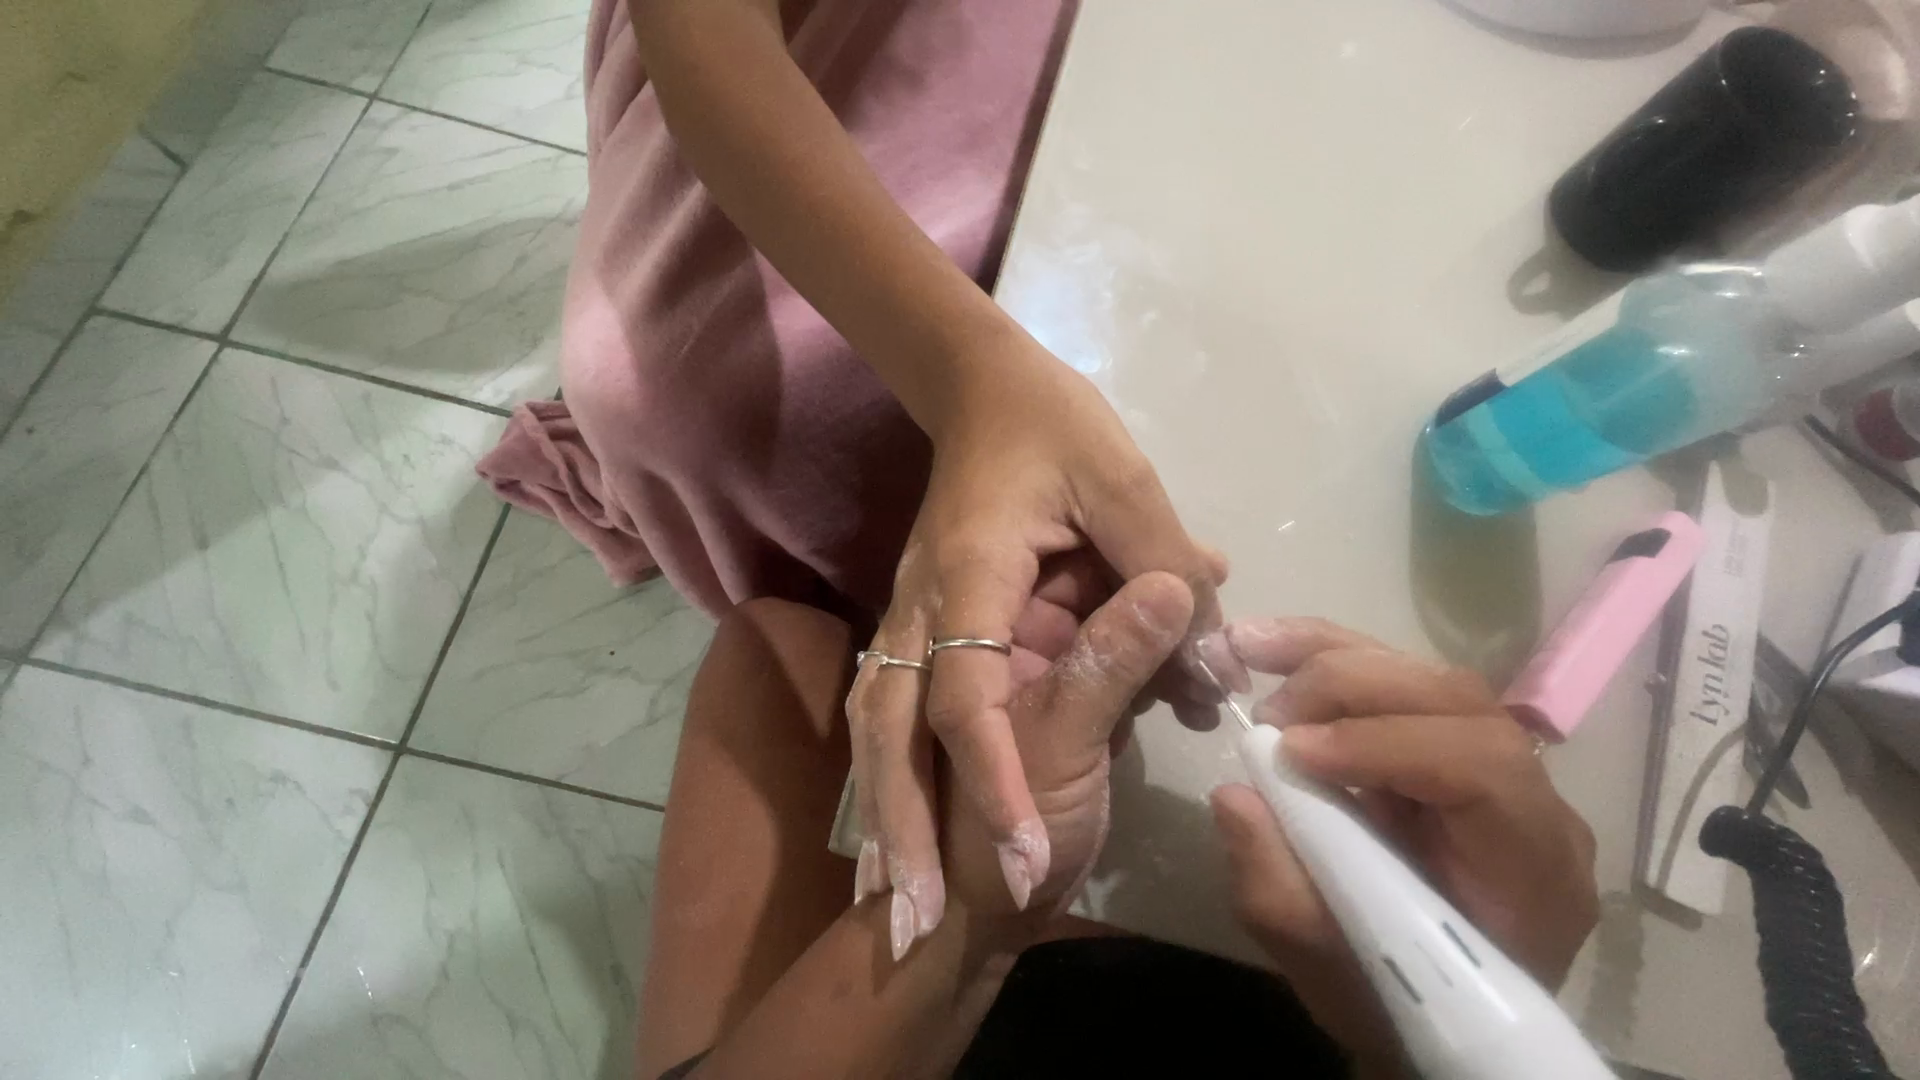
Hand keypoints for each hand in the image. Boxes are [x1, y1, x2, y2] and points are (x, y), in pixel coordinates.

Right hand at [847, 331, 1238, 955]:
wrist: (981, 388)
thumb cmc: (1051, 422)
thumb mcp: (1122, 482)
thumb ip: (1164, 568)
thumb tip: (1215, 662)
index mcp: (970, 571)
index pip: (969, 687)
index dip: (994, 774)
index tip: (1024, 854)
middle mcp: (921, 603)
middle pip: (889, 722)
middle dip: (899, 824)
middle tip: (916, 920)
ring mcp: (908, 611)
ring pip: (876, 719)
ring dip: (882, 810)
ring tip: (894, 900)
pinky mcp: (916, 616)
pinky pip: (889, 702)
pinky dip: (885, 769)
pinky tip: (890, 824)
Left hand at [939, 572, 1193, 946]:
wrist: (981, 922)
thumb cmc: (986, 837)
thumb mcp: (1055, 742)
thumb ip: (1106, 663)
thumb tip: (1172, 586)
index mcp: (982, 628)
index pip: (1061, 571)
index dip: (1128, 562)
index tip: (1199, 562)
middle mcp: (1009, 634)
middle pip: (1094, 591)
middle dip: (1157, 594)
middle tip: (1219, 574)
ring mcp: (1043, 668)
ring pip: (1114, 627)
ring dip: (1166, 635)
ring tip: (1219, 622)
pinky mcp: (1075, 702)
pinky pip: (1123, 670)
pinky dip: (1160, 672)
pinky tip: (1199, 677)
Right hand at [1210, 617, 1598, 1074]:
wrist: (1433, 1004)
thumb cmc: (1392, 999)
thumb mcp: (1321, 965)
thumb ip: (1276, 889)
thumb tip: (1233, 794)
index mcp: (1526, 869)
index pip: (1480, 767)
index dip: (1383, 743)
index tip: (1291, 753)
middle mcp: (1531, 801)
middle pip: (1455, 699)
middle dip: (1349, 687)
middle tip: (1267, 715)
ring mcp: (1492, 763)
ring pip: (1423, 675)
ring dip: (1331, 656)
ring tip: (1249, 650)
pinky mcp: (1445, 742)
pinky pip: (1395, 681)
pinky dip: (1327, 657)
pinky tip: (1270, 648)